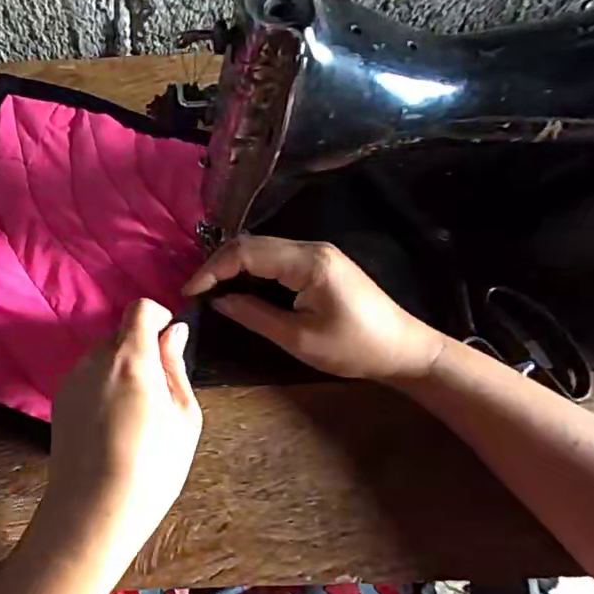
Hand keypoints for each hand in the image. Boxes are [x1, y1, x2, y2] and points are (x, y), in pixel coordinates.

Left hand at [38, 299, 201, 563]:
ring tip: (136, 413)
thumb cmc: (153, 466)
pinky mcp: (60, 398)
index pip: (140, 308)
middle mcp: (95, 358)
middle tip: (159, 390)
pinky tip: (112, 424)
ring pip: (103, 356)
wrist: (94, 507)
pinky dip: (103, 385)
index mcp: (131, 356)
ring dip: (121, 368)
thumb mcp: (184, 416)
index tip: (170, 339)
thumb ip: (175, 365)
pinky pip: (88, 377)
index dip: (159, 316)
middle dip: (142, 349)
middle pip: (121, 333)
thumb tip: (174, 332)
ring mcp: (73, 377)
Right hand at [182, 235, 447, 381]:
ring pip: (261, 247)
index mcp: (308, 262)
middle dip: (217, 264)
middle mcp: (311, 248)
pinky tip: (237, 286)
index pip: (246, 253)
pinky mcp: (319, 262)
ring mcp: (316, 252)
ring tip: (209, 289)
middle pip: (251, 244)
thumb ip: (254, 315)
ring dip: (232, 265)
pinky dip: (249, 268)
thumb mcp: (298, 339)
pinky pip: (274, 256)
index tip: (189, 292)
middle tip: (195, 291)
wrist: (404, 349)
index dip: (211, 270)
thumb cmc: (353, 348)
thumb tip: (218, 301)